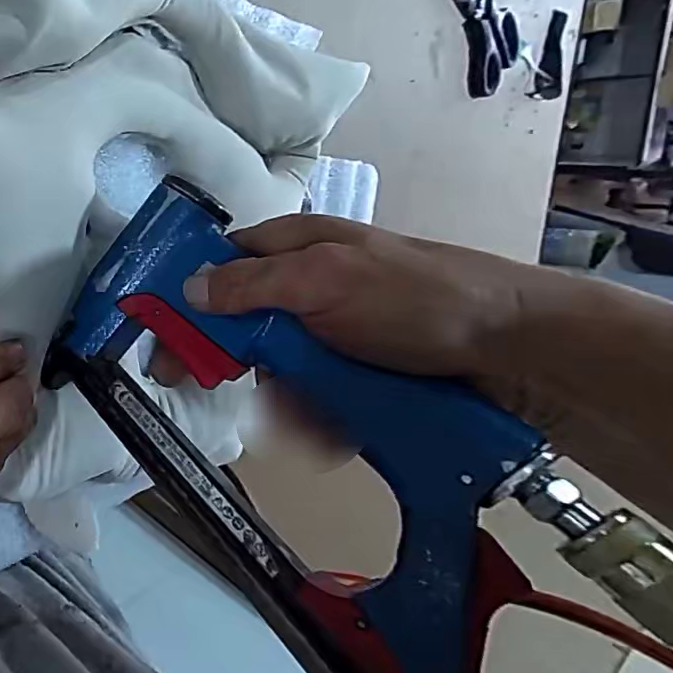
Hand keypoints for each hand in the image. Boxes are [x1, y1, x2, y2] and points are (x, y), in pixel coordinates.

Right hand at [178, 214, 553, 379]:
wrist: (509, 346)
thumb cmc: (411, 298)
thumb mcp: (326, 281)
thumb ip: (253, 284)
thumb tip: (189, 288)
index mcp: (291, 246)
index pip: (217, 265)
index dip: (186, 299)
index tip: (163, 339)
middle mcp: (303, 282)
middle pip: (239, 322)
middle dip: (235, 360)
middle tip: (215, 386)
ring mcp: (328, 326)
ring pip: (274, 365)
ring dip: (283, 396)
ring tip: (310, 416)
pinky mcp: (350, 364)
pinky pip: (312, 391)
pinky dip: (316, 413)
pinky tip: (333, 426)